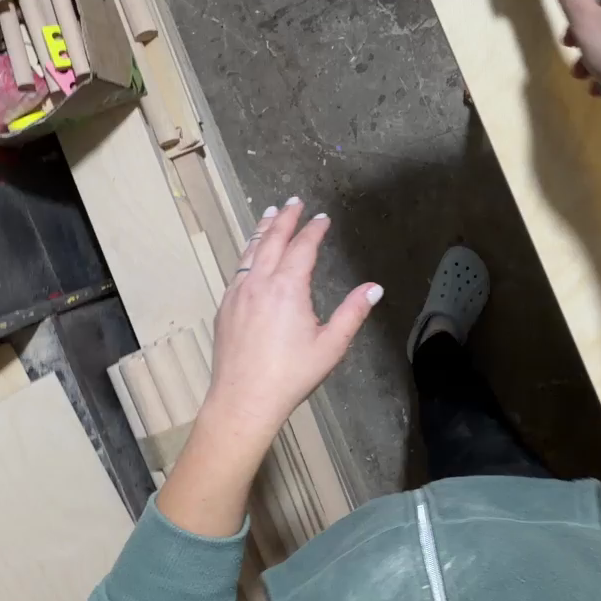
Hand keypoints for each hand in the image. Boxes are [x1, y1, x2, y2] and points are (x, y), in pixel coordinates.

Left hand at [199, 198, 380, 452]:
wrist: (243, 399)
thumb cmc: (291, 375)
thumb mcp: (330, 346)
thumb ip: (352, 313)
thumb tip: (374, 288)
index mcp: (288, 288)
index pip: (302, 247)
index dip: (314, 230)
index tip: (323, 218)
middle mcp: (260, 282)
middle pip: (272, 240)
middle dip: (285, 218)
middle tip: (294, 201)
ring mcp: (238, 293)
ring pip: (251, 250)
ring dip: (262, 229)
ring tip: (270, 213)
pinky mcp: (226, 306)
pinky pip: (239, 268)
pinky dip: (249, 252)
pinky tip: (251, 254)